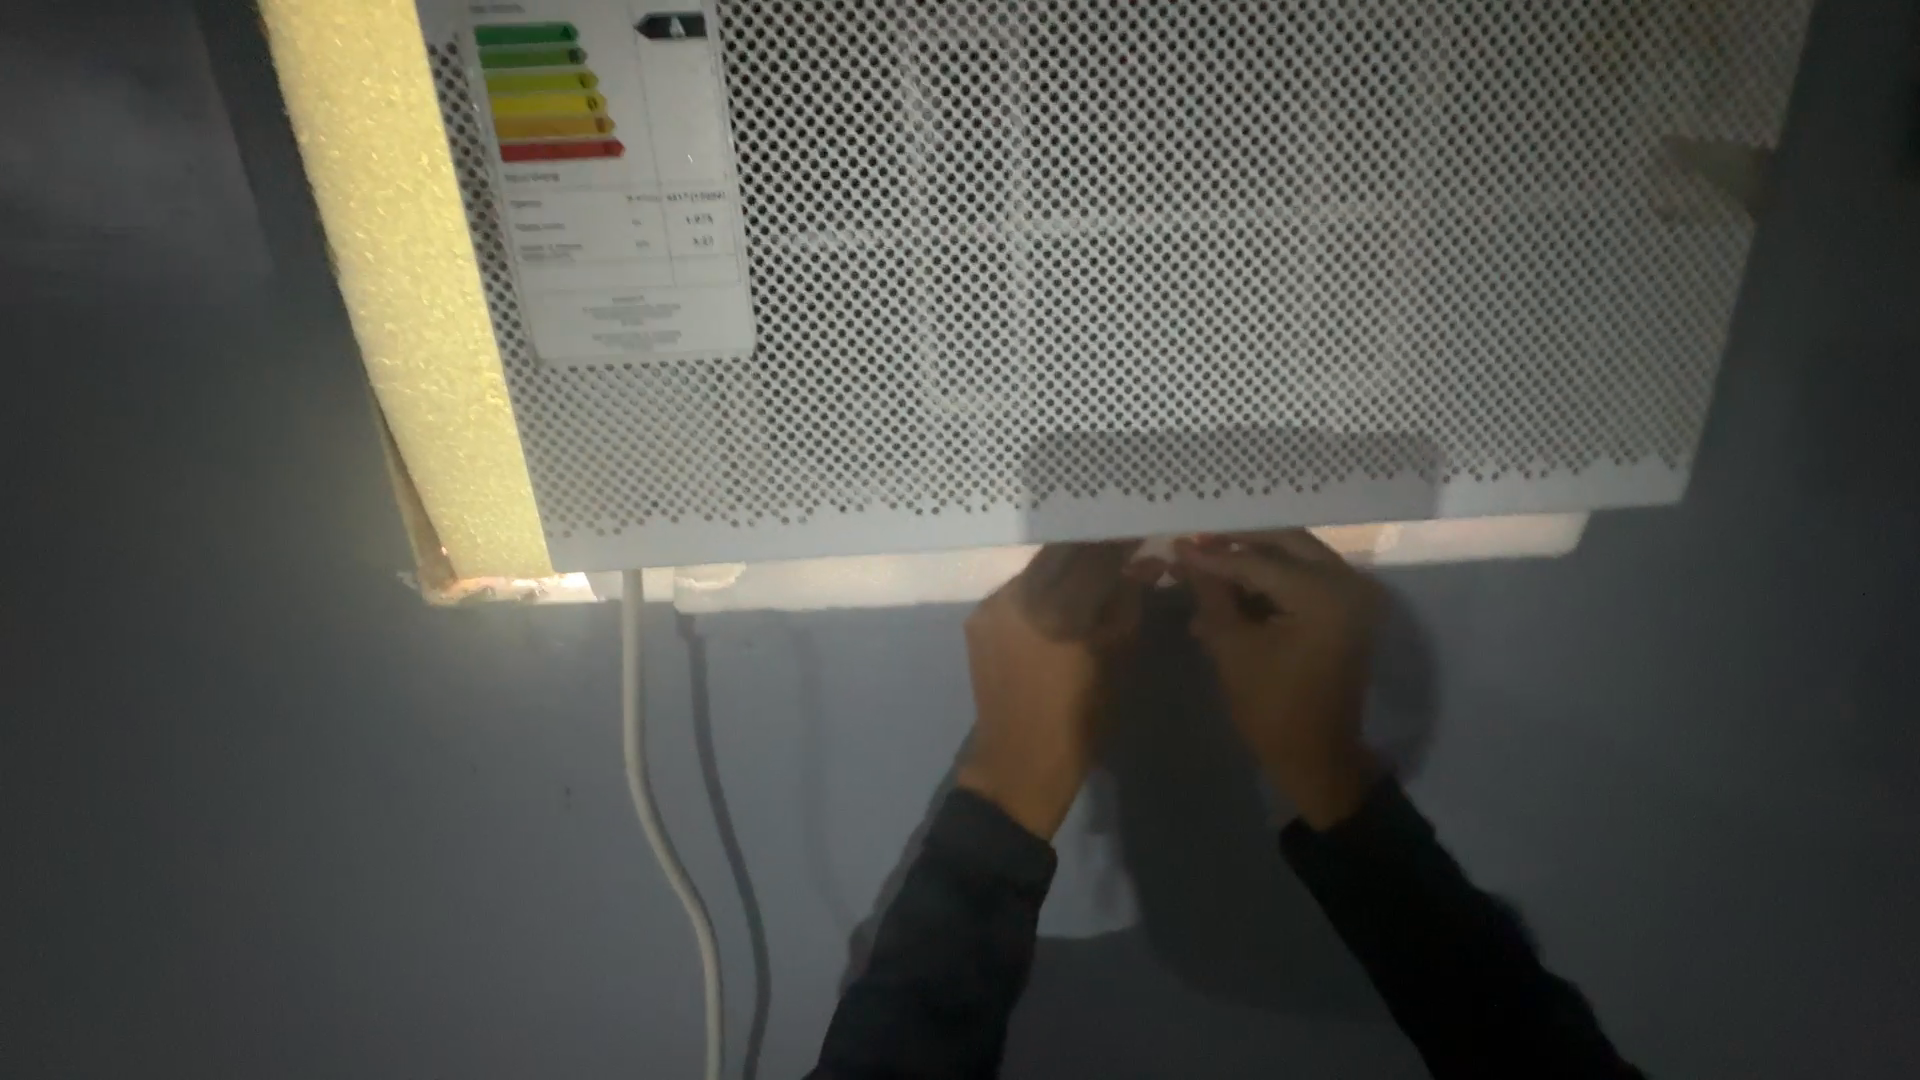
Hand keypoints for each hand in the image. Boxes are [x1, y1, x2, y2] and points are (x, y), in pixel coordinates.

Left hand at [957, 543, 1148, 840]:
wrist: (1019, 760)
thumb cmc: (1080, 719)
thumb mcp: (1118, 662)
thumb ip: (1128, 606)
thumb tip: (1146, 564)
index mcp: (1059, 609)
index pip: (1095, 557)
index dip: (1120, 541)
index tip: (1139, 531)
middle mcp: (1019, 596)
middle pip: (1060, 551)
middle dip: (1091, 545)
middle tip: (1117, 543)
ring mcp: (993, 605)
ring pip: (1036, 567)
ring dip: (1065, 563)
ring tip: (1090, 567)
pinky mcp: (978, 619)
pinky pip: (1016, 589)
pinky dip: (1041, 586)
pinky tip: (1057, 598)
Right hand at [1174, 530, 1382, 829]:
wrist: (1315, 757)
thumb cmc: (1270, 706)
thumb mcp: (1231, 645)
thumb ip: (1210, 593)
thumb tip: (1184, 554)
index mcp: (1324, 594)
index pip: (1257, 560)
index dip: (1212, 555)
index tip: (1176, 544)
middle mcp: (1348, 584)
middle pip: (1284, 543)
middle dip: (1238, 543)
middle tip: (1196, 541)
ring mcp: (1351, 596)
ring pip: (1294, 558)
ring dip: (1251, 562)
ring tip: (1205, 569)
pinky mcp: (1345, 610)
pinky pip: (1303, 579)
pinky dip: (1268, 581)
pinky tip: (1229, 593)